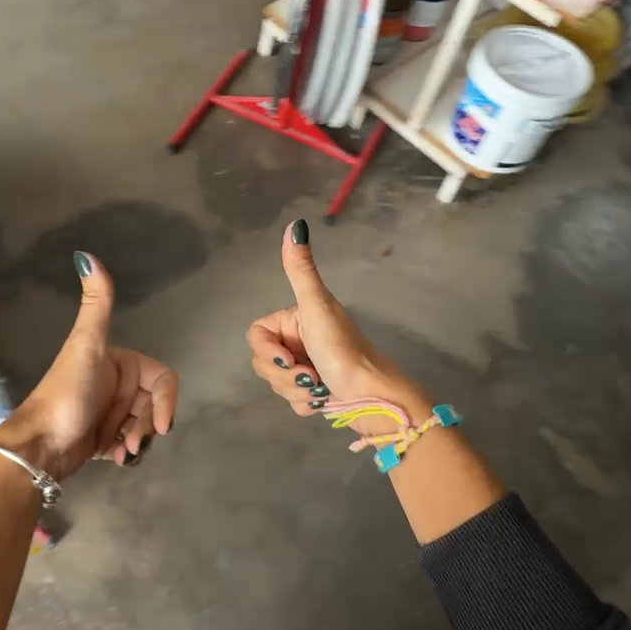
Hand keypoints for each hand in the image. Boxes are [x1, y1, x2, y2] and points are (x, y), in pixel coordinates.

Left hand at [0, 252, 177, 479]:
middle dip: (148, 426)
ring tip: (121, 452)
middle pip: (155, 406)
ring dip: (138, 441)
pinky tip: (115, 459)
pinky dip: (127, 453)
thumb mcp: (86, 345)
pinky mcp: (103, 439)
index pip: (162, 379)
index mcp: (120, 362)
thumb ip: (97, 304)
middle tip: (131, 441)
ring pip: (145, 427)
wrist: (38, 446)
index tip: (160, 426)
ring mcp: (110, 412)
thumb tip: (86, 254)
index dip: (165, 401)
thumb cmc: (66, 394)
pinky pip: (130, 445)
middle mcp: (117, 385)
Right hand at [245, 220, 430, 435]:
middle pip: (264, 362)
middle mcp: (299, 340)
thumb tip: (295, 224)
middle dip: (285, 375)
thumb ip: (300, 269)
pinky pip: (292, 401)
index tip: (288, 357)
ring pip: (276, 383)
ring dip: (297, 391)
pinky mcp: (313, 393)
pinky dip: (306, 405)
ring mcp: (305, 366)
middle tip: (311, 375)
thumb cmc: (345, 350)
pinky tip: (324, 400)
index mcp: (295, 318)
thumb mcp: (318, 307)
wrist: (374, 396)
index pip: (256, 336)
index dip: (267, 351)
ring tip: (321, 388)